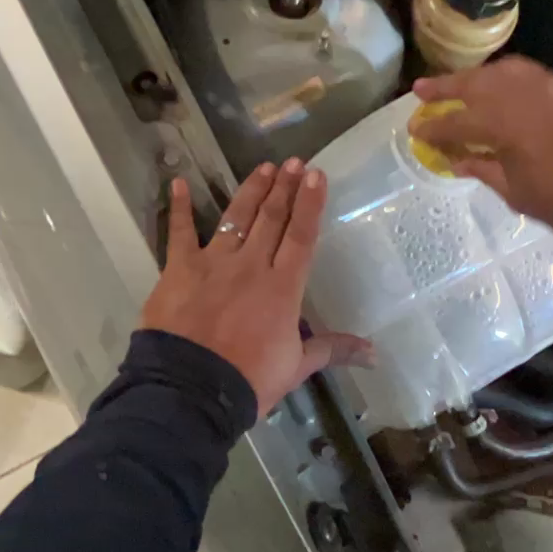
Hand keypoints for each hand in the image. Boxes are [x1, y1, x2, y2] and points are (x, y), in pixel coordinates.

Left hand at [142, 160, 373, 414]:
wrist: (191, 390)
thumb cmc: (249, 380)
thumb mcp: (296, 366)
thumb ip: (332, 350)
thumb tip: (374, 353)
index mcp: (282, 287)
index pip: (302, 236)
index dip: (310, 204)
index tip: (316, 175)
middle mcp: (251, 265)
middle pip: (272, 218)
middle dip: (285, 188)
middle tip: (294, 162)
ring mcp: (214, 262)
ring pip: (236, 217)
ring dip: (251, 191)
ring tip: (264, 168)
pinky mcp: (179, 269)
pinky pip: (179, 232)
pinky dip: (178, 207)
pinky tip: (177, 183)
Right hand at [410, 58, 552, 225]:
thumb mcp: (516, 192)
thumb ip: (484, 169)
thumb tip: (459, 160)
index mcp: (498, 122)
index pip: (454, 122)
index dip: (432, 127)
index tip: (415, 130)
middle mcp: (517, 93)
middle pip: (473, 84)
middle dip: (444, 88)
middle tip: (421, 90)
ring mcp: (546, 84)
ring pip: (502, 72)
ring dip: (477, 78)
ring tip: (462, 84)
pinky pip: (528, 75)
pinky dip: (508, 79)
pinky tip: (503, 88)